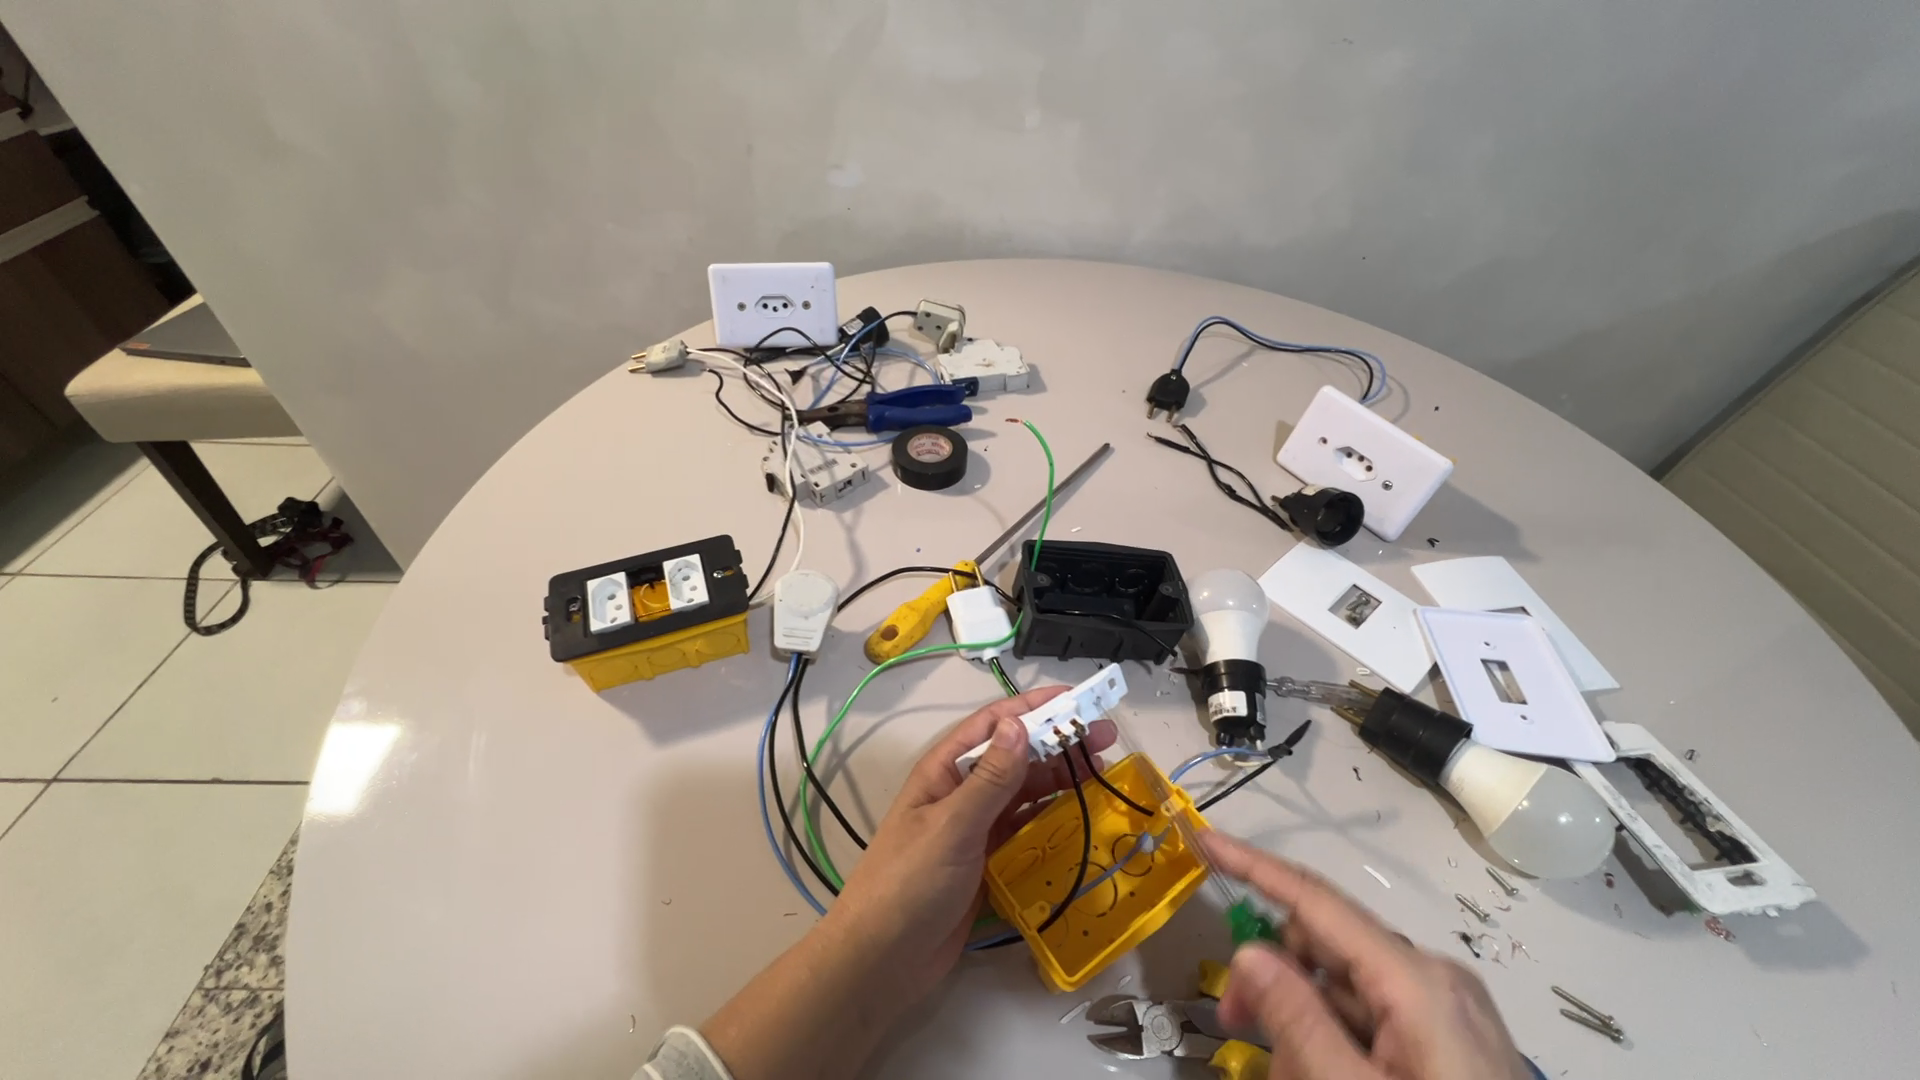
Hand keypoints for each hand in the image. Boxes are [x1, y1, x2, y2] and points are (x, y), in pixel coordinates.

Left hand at [829, 685, 1116, 1006]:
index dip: (1034, 708)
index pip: (993, 725)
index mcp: (945, 771)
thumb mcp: (953, 825)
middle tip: (1106, 739)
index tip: (1076, 698)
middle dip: (1057, 743)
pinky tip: (1080, 816)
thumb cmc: (910, 882)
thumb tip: (1019, 723)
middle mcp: (961, 792)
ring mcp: (974, 827)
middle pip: (1015, 756)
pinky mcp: (986, 861)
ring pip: (1024, 792)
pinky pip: (1024, 829)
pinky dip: (1051, 819)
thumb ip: (990, 778)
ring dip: (1059, 780)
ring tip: (1102, 774)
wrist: (883, 958)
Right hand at [1200, 831, 1529, 1079]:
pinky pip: (1371, 1015)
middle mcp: (1431, 976)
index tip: (1205, 840)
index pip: (1316, 901)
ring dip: (1302, 1019)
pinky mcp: (1448, 1036)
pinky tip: (1323, 1072)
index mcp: (1416, 980)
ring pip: (1342, 986)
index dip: (1254, 866)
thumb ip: (1299, 1021)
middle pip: (1323, 948)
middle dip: (1273, 978)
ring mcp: (1444, 1008)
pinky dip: (1335, 1037)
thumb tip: (1249, 952)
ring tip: (1290, 1074)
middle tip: (1233, 1023)